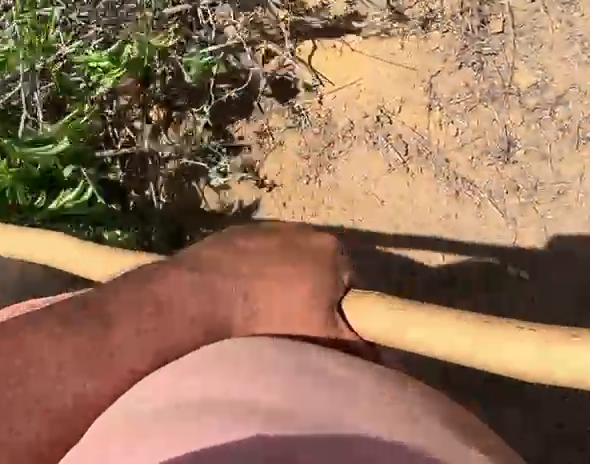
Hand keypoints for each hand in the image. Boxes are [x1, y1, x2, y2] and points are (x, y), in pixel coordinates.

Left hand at [168, 223, 363, 345]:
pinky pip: (257, 257)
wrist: (203, 293)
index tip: (327, 330)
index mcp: (332, 248)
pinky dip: (254, 274)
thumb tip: (386, 362)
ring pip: (286, 262)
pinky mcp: (236, 232)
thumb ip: (360, 345)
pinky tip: (242, 296)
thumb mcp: (324, 337)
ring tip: (263, 313)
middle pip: (319, 269)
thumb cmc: (271, 316)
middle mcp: (304, 229)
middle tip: (294, 327)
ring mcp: (267, 227)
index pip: (350, 283)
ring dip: (281, 284)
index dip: (342, 310)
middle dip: (312, 295)